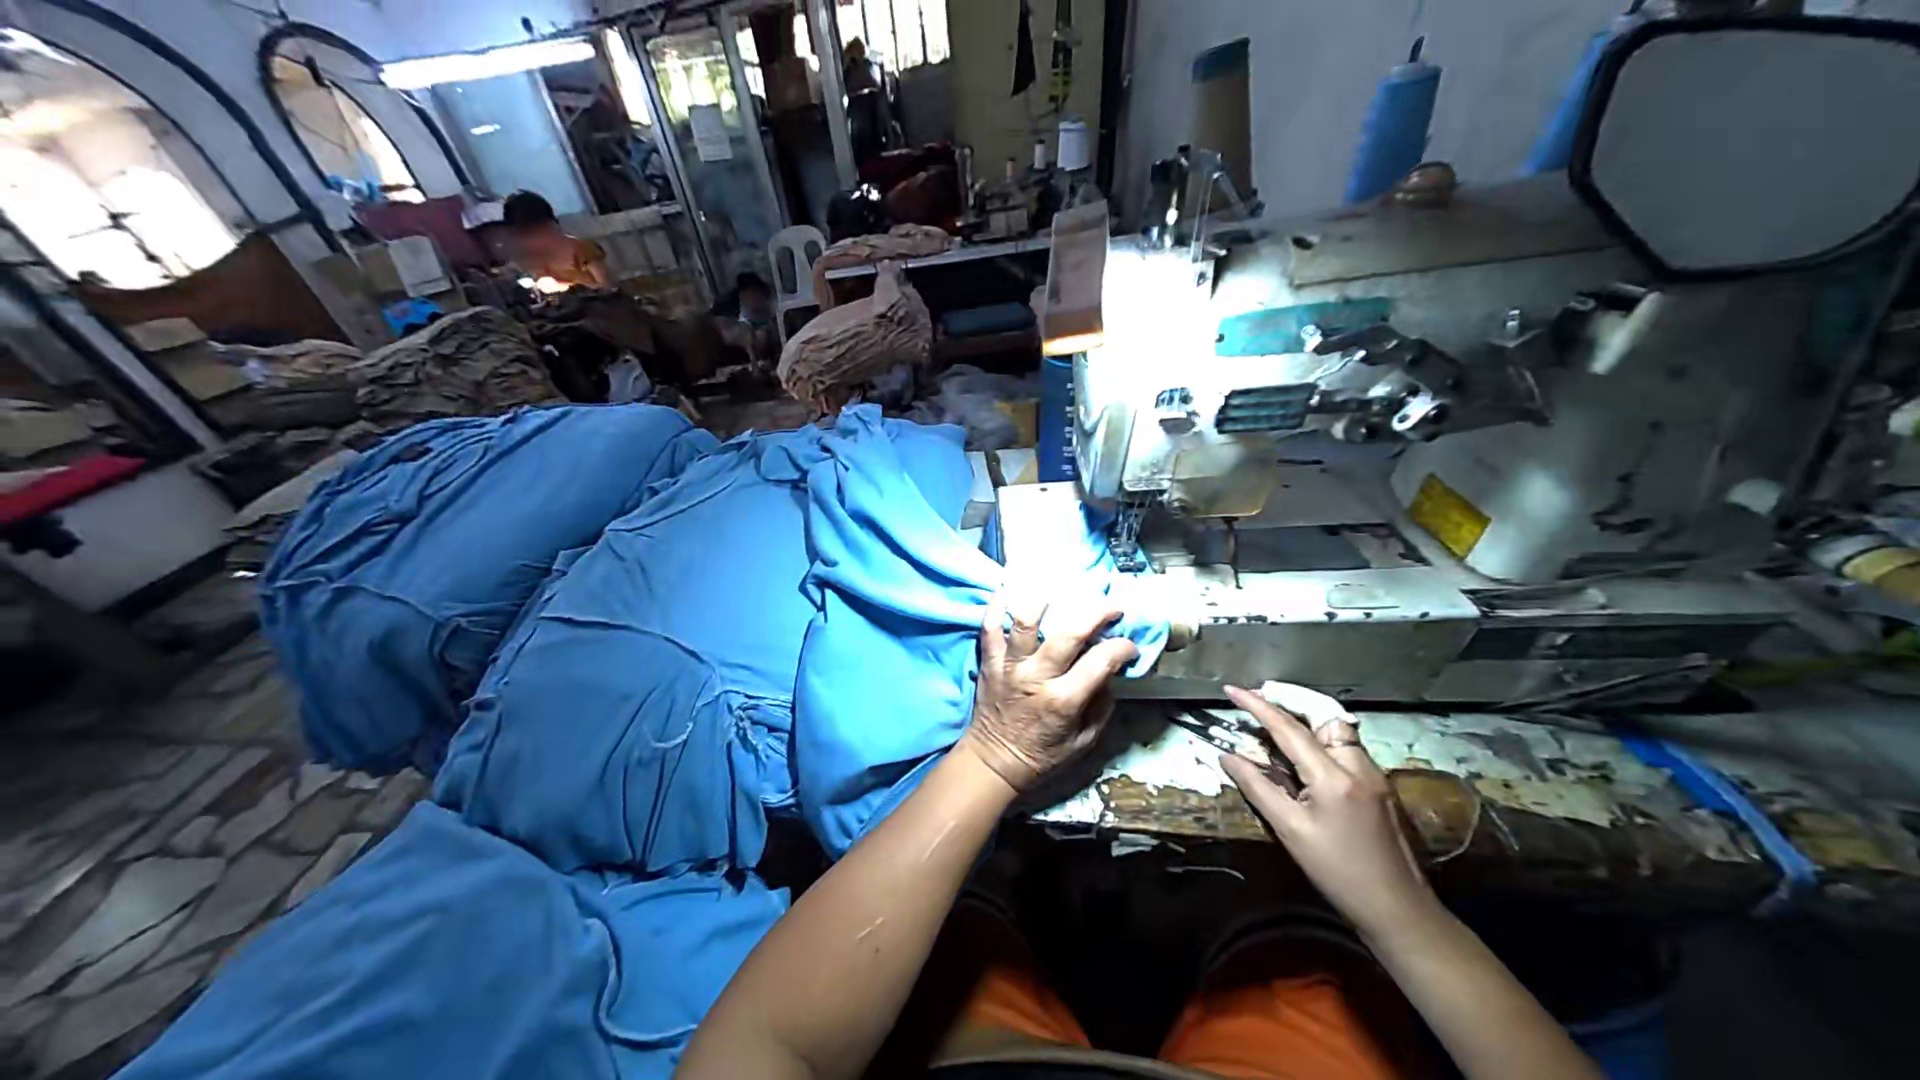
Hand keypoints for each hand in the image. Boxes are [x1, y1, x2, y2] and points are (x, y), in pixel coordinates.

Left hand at [961, 593, 1139, 791]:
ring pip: (1023, 623)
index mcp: (1063, 700)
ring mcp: (1009, 666)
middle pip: (1068, 634)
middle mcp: (1036, 677)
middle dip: (1096, 614)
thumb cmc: (1043, 754)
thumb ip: (1101, 707)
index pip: (1100, 662)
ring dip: (1041, 602)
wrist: (994, 761)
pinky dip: (995, 607)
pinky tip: (1008, 591)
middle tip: (1111, 607)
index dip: (1122, 648)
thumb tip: (1111, 674)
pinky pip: (988, 628)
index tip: (1129, 645)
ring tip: (1057, 592)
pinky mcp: (989, 662)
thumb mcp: (1084, 742)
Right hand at [1219, 685, 1439, 936]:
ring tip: (1274, 720)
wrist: (1398, 909)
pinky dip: (1320, 738)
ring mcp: (1374, 774)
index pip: (1289, 729)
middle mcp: (1358, 766)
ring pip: (1336, 730)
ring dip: (1305, 718)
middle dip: (1289, 699)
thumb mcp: (1289, 830)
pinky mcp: (1380, 786)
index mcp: (1334, 777)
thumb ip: (1257, 787)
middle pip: (1322, 716)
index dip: (1257, 706)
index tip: (1232, 689)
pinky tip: (1302, 752)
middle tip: (1258, 696)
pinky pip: (1346, 747)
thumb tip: (1227, 757)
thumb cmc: (1337, 872)